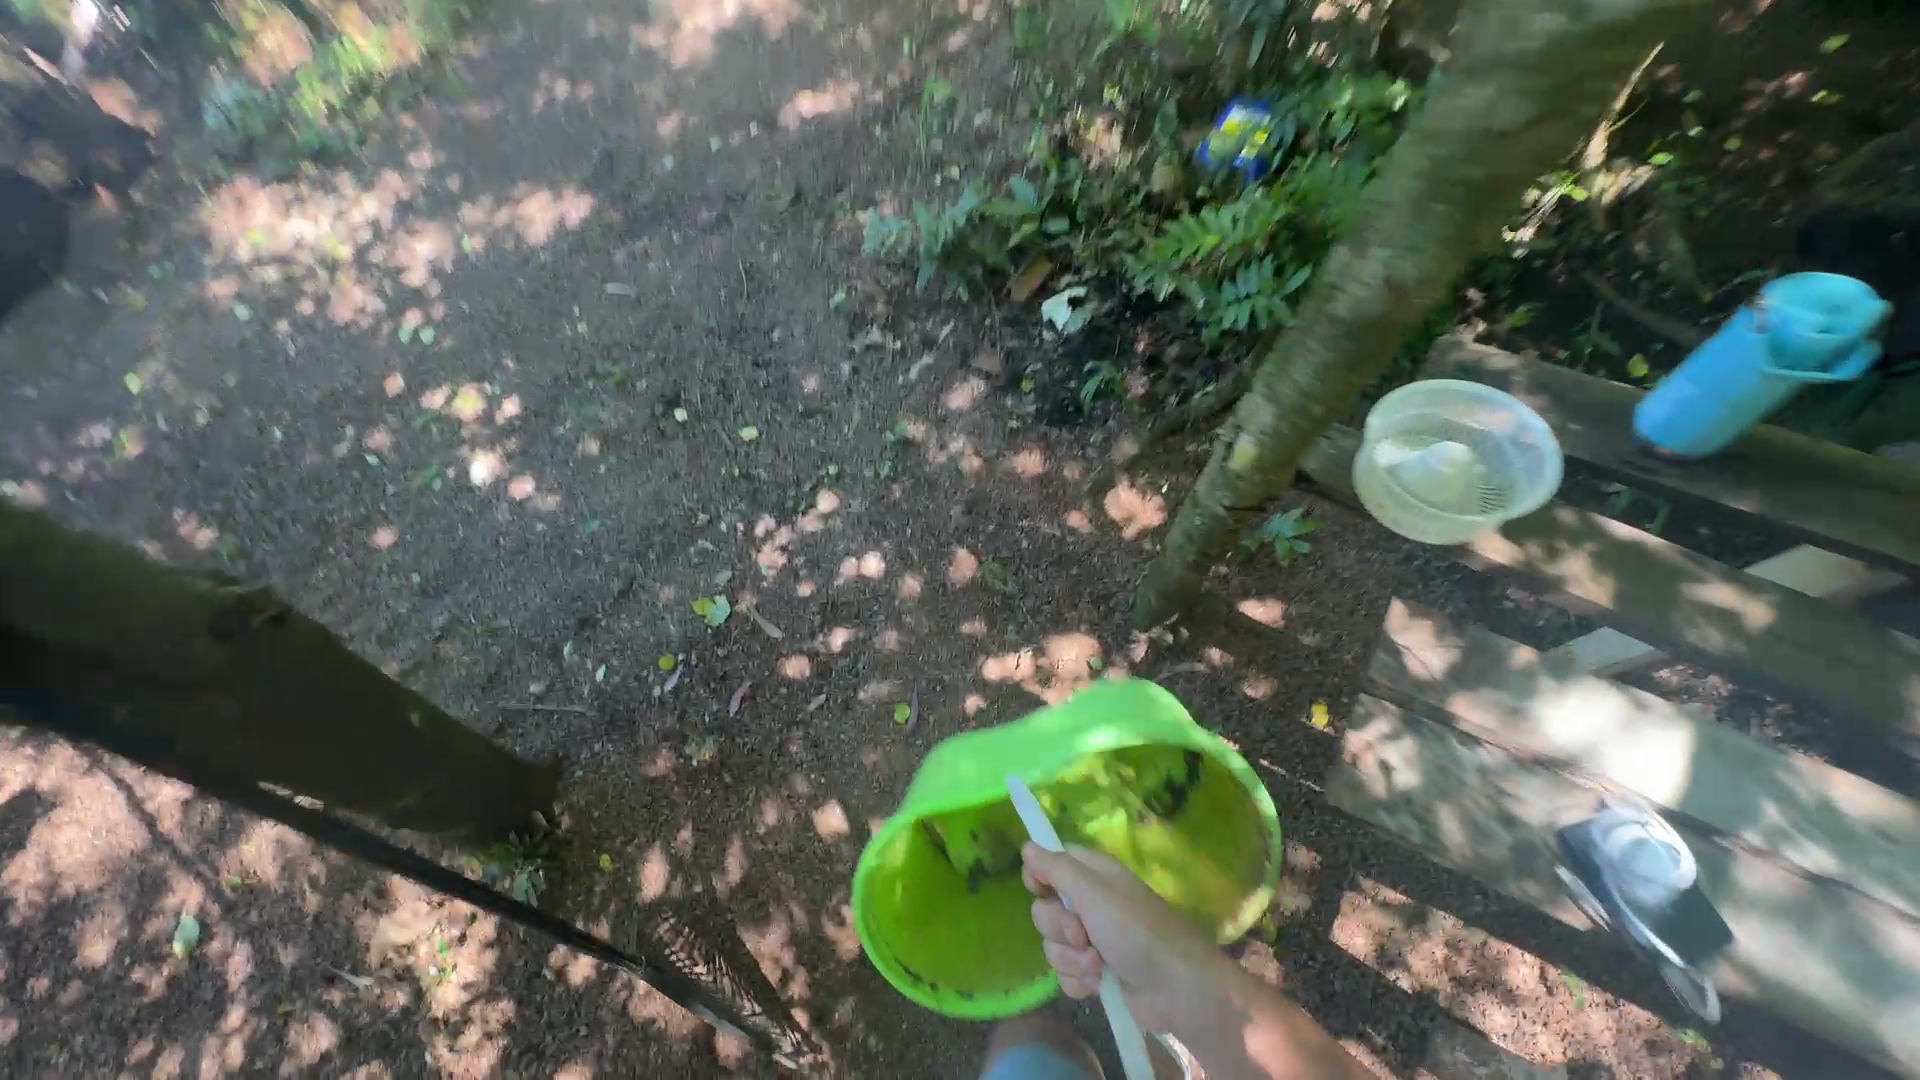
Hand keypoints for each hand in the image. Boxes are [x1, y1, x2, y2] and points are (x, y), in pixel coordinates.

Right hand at [1021, 842, 1226, 1032]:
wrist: (1174, 987)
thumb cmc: (1135, 929)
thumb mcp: (1093, 891)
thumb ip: (1056, 868)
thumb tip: (1026, 846)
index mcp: (1093, 874)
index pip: (1051, 863)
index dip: (1039, 876)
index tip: (1040, 889)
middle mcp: (1090, 903)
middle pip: (1046, 908)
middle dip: (1058, 927)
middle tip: (1082, 933)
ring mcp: (1093, 940)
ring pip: (1053, 945)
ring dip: (1071, 958)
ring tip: (1098, 964)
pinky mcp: (1096, 973)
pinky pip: (1066, 974)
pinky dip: (1079, 980)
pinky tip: (1099, 983)